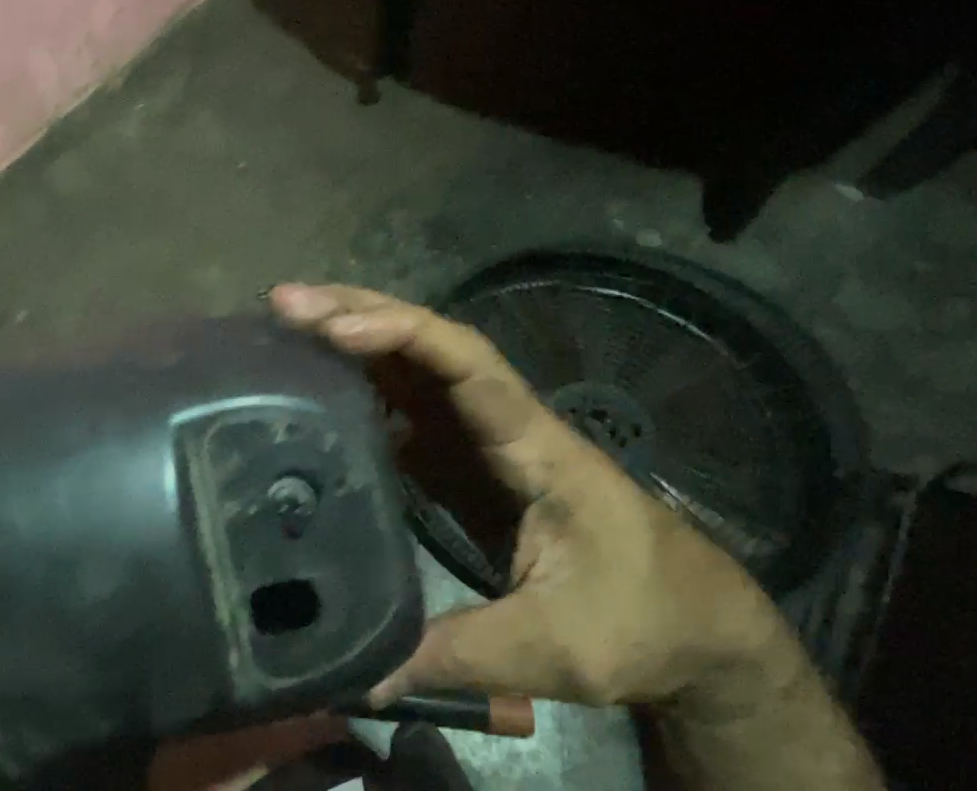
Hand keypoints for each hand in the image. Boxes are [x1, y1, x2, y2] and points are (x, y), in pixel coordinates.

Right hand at [270, 283, 792, 712]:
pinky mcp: (463, 459)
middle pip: (428, 342)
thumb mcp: (555, 647)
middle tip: (282, 300)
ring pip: (411, 365)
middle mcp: (501, 421)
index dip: (399, 336)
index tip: (330, 328)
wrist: (694, 624)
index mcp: (532, 444)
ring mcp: (480, 436)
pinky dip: (357, 381)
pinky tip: (315, 384)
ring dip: (351, 335)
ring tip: (283, 322)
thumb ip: (457, 655)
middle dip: (356, 312)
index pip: (467, 366)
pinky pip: (404, 404)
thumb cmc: (641, 621)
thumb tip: (357, 677)